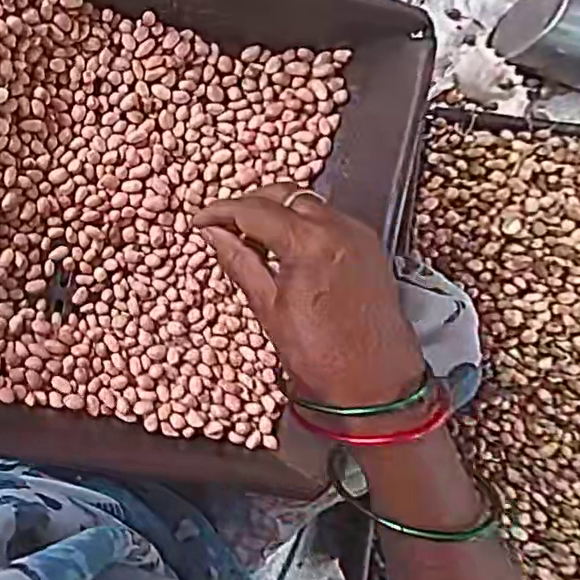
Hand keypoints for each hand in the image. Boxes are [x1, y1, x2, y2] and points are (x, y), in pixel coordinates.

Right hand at [194, 186, 424, 408]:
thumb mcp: (267, 307)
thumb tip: (215, 235)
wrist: (377, 386)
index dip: (220, 212)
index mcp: (310, 243)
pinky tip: (282, 246)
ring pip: (305, 202)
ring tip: (249, 237)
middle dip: (247, 204)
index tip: (201, 220)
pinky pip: (326, 218)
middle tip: (222, 225)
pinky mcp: (369, 247)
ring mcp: (359, 236)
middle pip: (282, 194)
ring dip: (274, 210)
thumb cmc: (322, 355)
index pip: (253, 210)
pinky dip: (299, 221)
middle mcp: (339, 229)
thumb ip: (239, 261)